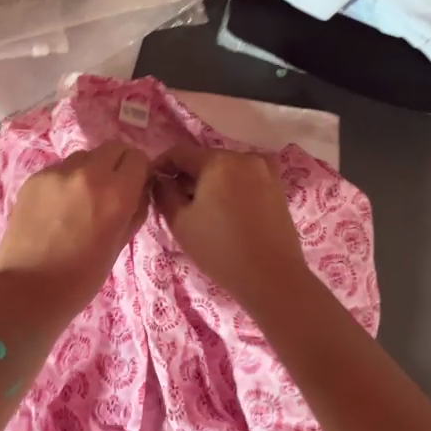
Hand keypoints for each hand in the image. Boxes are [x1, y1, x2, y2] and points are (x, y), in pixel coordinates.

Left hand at [0, 140, 151, 314]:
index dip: (138, 171)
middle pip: (113, 148)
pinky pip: (60, 169)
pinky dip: (65, 181)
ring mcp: (58, 172)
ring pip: (85, 156)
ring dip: (90, 170)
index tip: (133, 186)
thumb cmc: (81, 278)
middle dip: (117, 164)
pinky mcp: (35, 177)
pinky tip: (57, 207)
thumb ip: (133, 211)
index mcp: (116, 193)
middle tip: (110, 190)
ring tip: (80, 200)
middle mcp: (89, 173)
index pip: (138, 158)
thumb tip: (139, 190)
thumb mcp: (119, 245)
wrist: (27, 289)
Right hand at [152, 145, 310, 311]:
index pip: (180, 152)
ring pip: (226, 169)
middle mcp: (243, 157)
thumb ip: (163, 194)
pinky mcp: (278, 186)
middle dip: (187, 176)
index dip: (162, 165)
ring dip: (209, 182)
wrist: (273, 278)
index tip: (152, 183)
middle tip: (175, 202)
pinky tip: (226, 212)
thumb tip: (160, 179)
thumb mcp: (180, 222)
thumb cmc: (221, 250)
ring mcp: (264, 171)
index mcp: (218, 161)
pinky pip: (245, 179)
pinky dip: (231, 188)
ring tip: (202, 210)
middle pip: (205, 159)